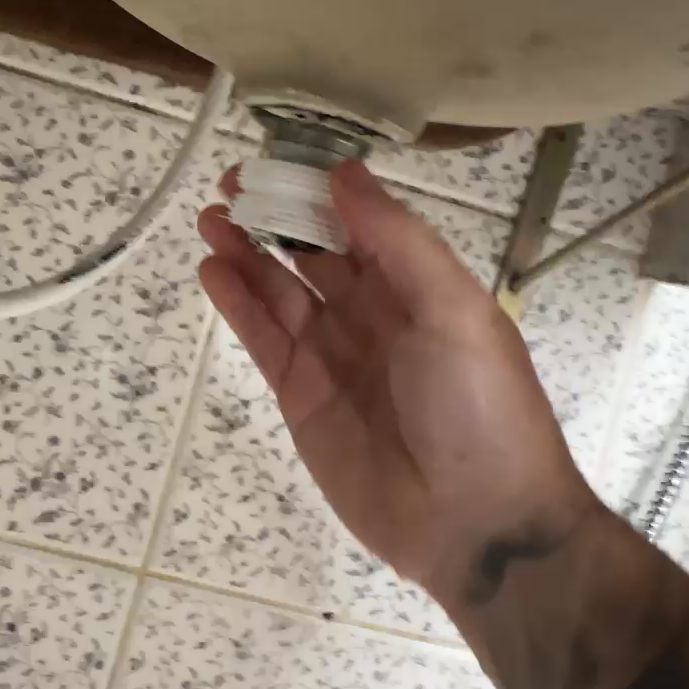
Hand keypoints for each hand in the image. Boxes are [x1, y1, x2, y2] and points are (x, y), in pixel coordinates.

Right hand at [196, 160, 601, 611]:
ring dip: (244, 253)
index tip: (279, 164)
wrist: (476, 524)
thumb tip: (345, 172)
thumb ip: (396, 239)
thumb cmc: (478, 406)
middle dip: (273, 218)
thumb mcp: (453, 309)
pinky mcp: (298, 392)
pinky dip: (236, 302)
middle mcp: (370, 312)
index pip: (358, 225)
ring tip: (210, 220)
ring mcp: (330, 353)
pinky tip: (212, 270)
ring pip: (277, 290)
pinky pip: (262, 336)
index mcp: (415, 287)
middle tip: (230, 187)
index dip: (317, 193)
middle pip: (310, 253)